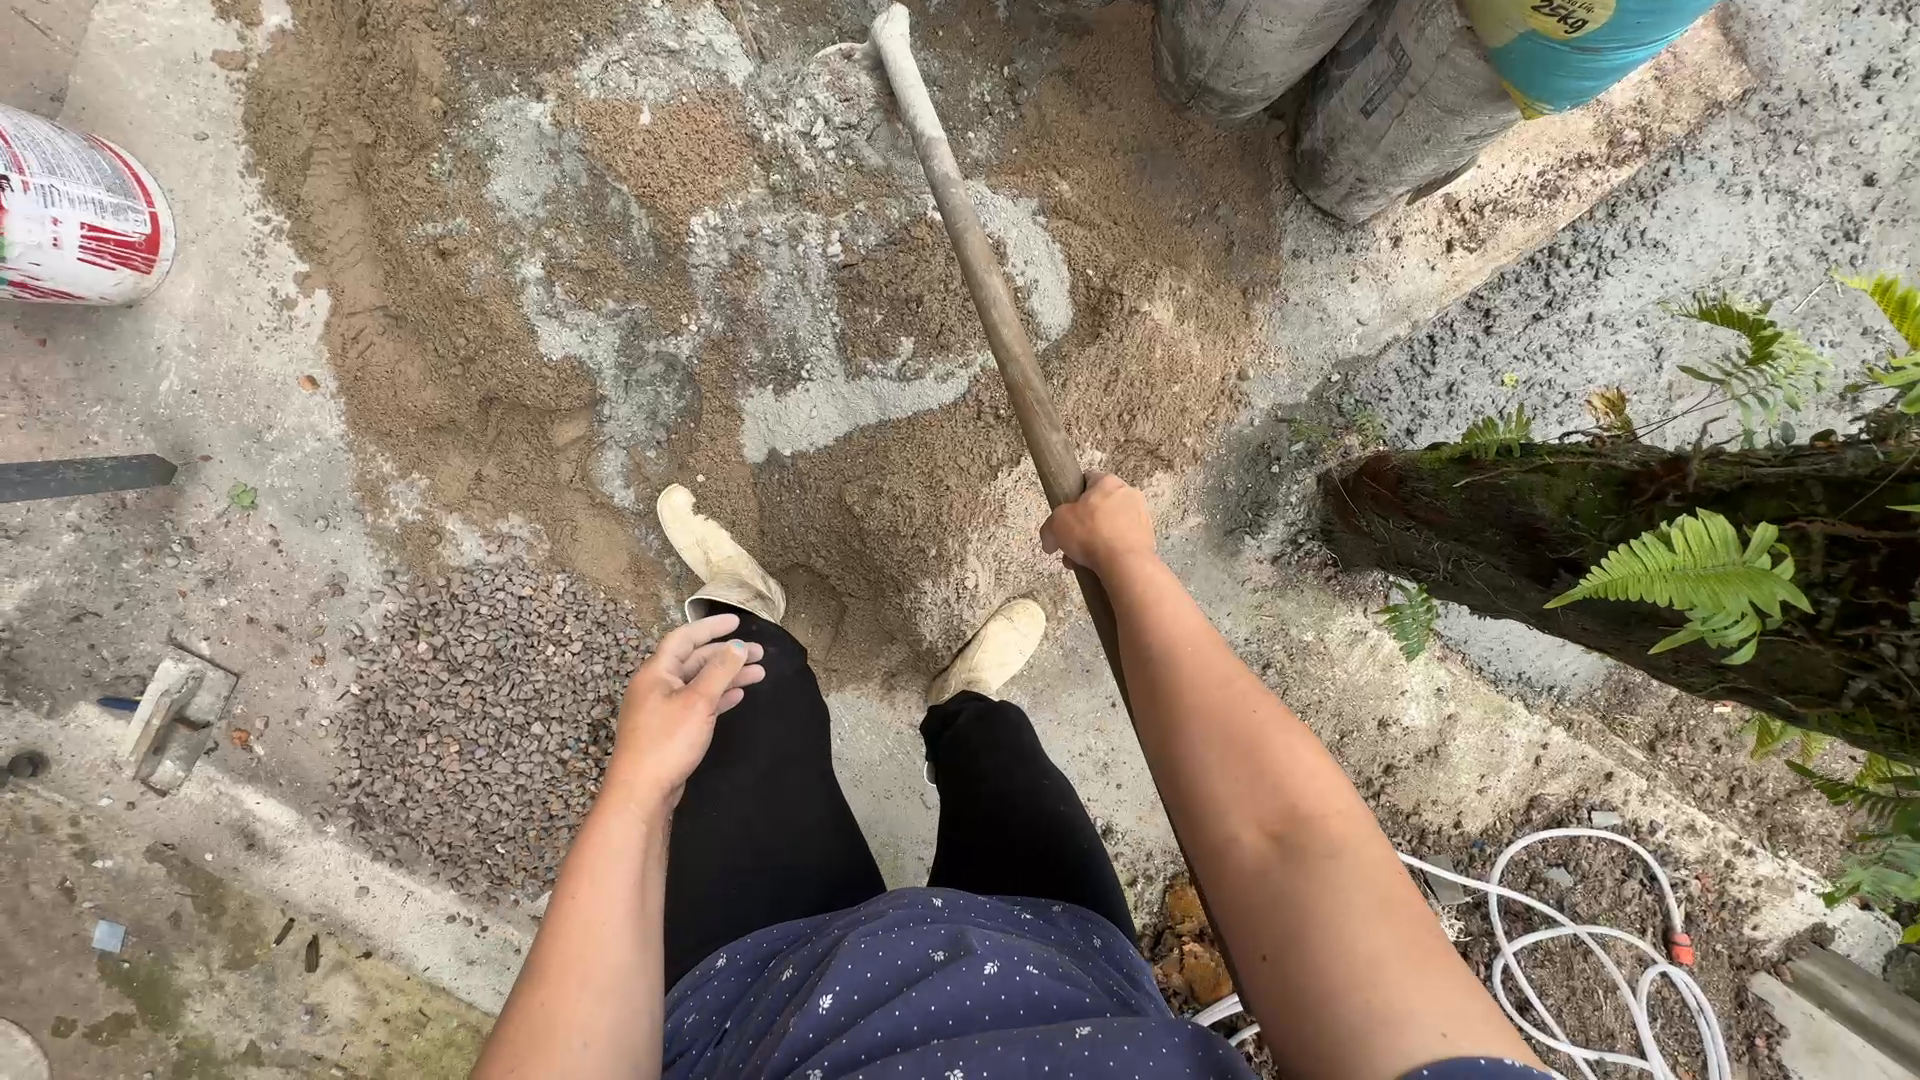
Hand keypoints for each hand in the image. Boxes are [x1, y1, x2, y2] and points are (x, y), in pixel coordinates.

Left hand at [609, 613, 765, 805]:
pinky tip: (738, 696)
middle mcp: (657, 685)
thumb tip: (738, 646)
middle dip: (727, 654)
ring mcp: (662, 708)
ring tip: (758, 674)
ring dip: (727, 676)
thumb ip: (720, 671)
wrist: (641, 791)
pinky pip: (697, 702)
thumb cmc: (667, 741)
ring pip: (699, 682)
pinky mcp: (670, 728)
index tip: (737, 622)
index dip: (711, 626)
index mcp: (657, 672)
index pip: (685, 638)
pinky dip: (718, 696)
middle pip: (695, 660)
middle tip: (759, 653)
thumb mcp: (698, 701)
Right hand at [1039, 470, 1156, 578]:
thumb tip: (1049, 541)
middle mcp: (1128, 494)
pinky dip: (1110, 551)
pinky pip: (1122, 541)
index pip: (1087, 479)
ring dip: (1094, 541)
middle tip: (1071, 540)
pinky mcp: (1147, 537)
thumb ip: (1049, 529)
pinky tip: (1098, 565)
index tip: (1065, 512)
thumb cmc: (1093, 534)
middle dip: (1083, 525)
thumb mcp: (1056, 525)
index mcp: (1108, 481)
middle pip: (1098, 506)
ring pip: (1109, 526)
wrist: (1125, 563)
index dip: (1072, 496)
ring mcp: (1140, 516)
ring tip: (1081, 559)